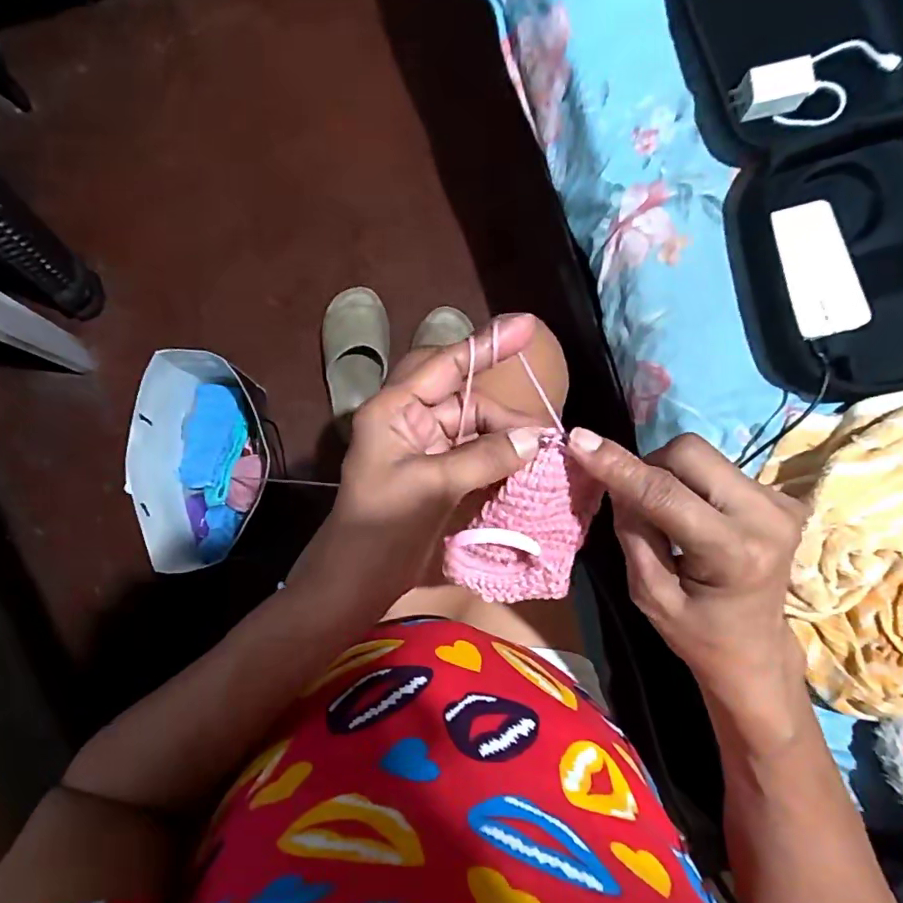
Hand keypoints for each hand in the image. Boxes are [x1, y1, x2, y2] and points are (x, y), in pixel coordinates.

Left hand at [324, 316, 546, 573]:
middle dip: (502, 409)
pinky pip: (470, 452)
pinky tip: (523, 464)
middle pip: (462, 396)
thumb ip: (485, 456)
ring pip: (470, 426)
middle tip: (545, 429)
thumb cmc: (383, 526)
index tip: (529, 325)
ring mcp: (419, 447)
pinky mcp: (432, 473)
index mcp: (392, 410)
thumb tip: (536, 439)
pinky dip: (496, 456)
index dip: (486, 345)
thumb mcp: (433, 486)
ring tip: (541, 453)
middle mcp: (405, 420)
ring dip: (504, 437)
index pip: (444, 364)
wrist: (357, 577)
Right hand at [567, 429, 808, 743]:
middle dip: (648, 467)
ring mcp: (782, 502)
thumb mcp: (648, 594)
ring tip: (666, 518)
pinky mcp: (782, 495)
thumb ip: (633, 533)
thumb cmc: (696, 632)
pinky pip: (717, 468)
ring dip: (668, 476)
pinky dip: (689, 484)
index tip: (579, 440)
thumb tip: (615, 479)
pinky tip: (692, 517)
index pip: (664, 494)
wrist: (755, 648)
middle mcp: (768, 517)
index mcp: (735, 553)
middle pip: (690, 453)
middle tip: (633, 503)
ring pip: (703, 456)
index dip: (618, 465)